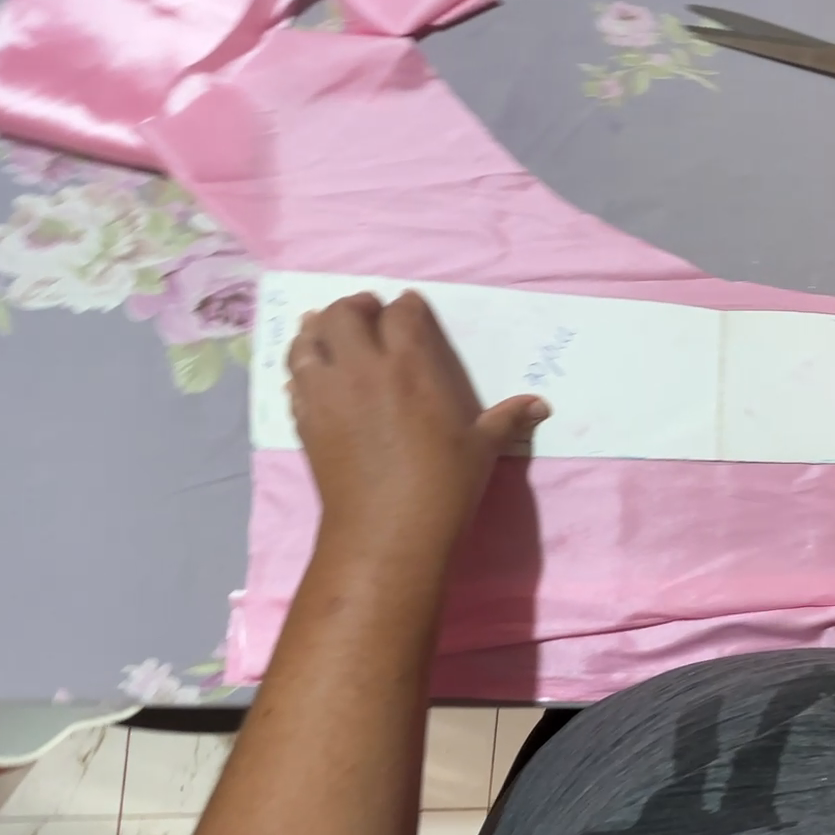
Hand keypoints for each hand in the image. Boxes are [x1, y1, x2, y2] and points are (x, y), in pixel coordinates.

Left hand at [287, 291, 547, 551]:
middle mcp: (363, 369)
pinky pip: (293, 375)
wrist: (387, 529)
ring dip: (320, 327)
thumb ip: (508, 418)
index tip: (412, 306)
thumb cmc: (444, 484)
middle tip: (370, 312)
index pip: (401, 314)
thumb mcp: (483, 448)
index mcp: (411, 368)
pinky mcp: (304, 418)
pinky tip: (316, 371)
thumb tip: (541, 405)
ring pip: (308, 337)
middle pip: (344, 314)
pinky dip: (304, 363)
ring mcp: (326, 392)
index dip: (407, 305)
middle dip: (357, 306)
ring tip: (332, 330)